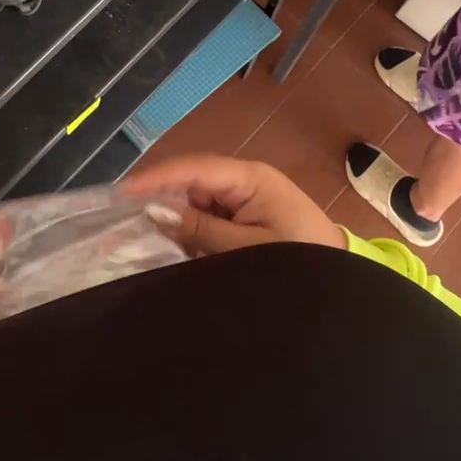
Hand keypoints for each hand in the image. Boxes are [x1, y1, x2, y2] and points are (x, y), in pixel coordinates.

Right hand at [125, 155, 344, 256]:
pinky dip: (185, 235)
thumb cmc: (303, 265)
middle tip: (116, 222)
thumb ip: (201, 230)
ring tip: (128, 237)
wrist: (344, 291)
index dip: (155, 179)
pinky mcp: (242, 222)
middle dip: (155, 201)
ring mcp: (242, 202)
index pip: (193, 169)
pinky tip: (159, 248)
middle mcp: (242, 183)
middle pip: (189, 184)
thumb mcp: (248, 250)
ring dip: (168, 221)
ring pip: (193, 204)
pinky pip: (205, 222)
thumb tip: (155, 211)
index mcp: (250, 178)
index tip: (119, 193)